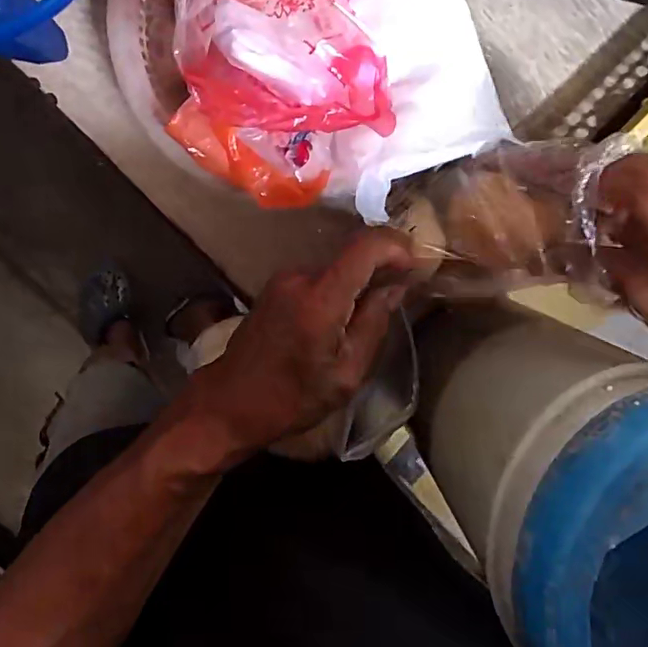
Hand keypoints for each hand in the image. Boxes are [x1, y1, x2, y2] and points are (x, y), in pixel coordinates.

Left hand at [177, 230, 411, 463]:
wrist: (231, 401)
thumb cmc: (292, 398)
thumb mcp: (346, 374)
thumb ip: (374, 323)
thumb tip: (396, 286)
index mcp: (320, 297)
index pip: (365, 246)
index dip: (396, 246)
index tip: (416, 263)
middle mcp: (301, 276)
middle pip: (352, 254)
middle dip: (382, 266)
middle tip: (404, 290)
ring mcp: (285, 277)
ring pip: (337, 265)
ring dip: (359, 279)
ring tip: (373, 310)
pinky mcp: (277, 284)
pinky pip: (319, 275)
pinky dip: (339, 286)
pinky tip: (343, 315)